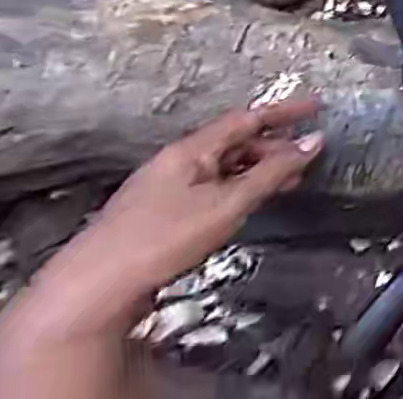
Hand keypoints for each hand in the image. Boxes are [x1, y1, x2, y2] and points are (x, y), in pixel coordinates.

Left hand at [40, 97, 325, 314]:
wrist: (86, 296)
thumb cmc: (161, 239)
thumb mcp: (228, 203)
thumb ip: (274, 171)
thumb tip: (314, 140)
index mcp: (191, 150)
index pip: (248, 118)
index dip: (284, 111)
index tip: (316, 107)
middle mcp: (176, 162)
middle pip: (235, 142)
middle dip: (275, 146)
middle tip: (306, 156)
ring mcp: (163, 188)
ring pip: (223, 167)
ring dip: (257, 170)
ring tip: (286, 182)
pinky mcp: (156, 215)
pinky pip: (210, 187)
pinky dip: (237, 187)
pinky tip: (247, 203)